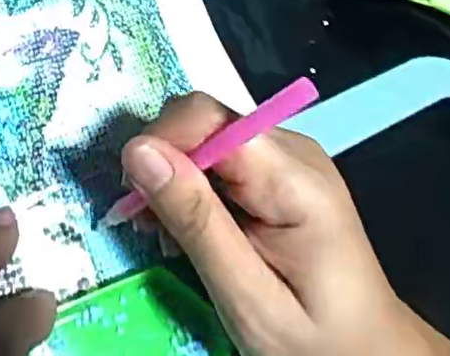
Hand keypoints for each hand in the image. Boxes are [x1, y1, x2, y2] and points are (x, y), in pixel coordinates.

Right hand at [121, 93, 449, 355]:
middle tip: (146, 224)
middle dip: (165, 160)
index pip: (209, 117)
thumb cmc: (317, 345)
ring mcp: (289, 153)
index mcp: (293, 174)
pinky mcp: (281, 167)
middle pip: (207, 119)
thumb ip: (195, 220)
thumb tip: (137, 150)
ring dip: (177, 174)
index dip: (161, 143)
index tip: (132, 199)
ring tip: (168, 233)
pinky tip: (194, 225)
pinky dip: (197, 182)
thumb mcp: (249, 299)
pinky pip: (224, 153)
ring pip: (209, 133)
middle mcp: (291, 145)